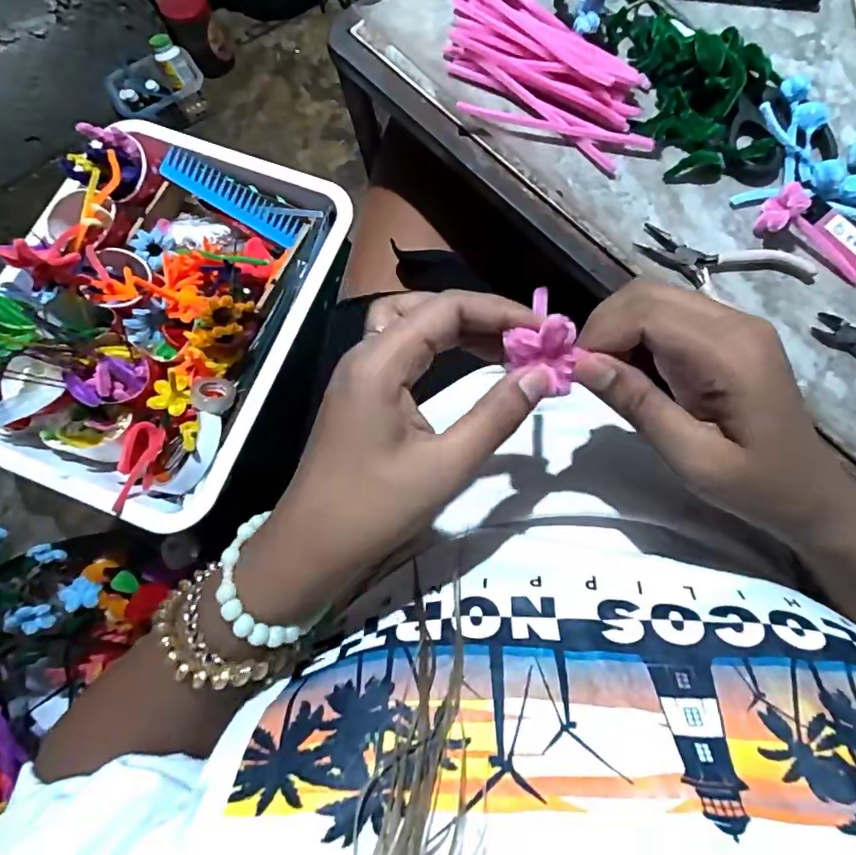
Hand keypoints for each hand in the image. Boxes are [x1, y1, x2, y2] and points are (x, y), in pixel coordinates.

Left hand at [243, 291, 553, 618]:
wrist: (310, 548)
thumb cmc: (374, 510)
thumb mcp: (446, 466)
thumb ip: (497, 415)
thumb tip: (543, 373)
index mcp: (379, 362)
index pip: (447, 308)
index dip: (501, 312)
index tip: (545, 331)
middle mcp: (366, 353)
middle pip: (429, 306)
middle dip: (484, 315)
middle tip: (529, 339)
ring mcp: (360, 370)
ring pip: (414, 321)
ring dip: (460, 325)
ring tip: (506, 345)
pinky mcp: (363, 389)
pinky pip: (405, 345)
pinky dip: (442, 343)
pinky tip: (470, 360)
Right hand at [573, 280, 846, 538]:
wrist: (811, 493)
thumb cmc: (756, 486)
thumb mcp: (692, 459)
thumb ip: (638, 405)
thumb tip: (583, 364)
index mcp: (732, 352)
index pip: (647, 311)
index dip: (601, 333)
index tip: (576, 373)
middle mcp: (736, 321)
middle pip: (648, 293)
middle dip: (606, 326)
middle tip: (589, 374)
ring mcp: (737, 322)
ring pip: (656, 298)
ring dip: (621, 328)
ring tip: (612, 376)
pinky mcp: (733, 331)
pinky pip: (673, 313)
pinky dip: (642, 334)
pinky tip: (640, 372)